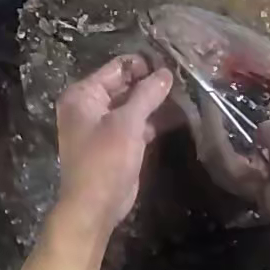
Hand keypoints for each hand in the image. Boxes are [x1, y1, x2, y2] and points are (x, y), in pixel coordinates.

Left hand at [54, 55, 174, 238]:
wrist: (95, 206)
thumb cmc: (105, 160)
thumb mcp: (127, 123)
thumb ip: (147, 95)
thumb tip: (166, 73)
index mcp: (83, 95)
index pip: (116, 68)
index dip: (143, 65)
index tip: (172, 64)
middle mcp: (90, 107)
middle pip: (125, 86)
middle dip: (151, 84)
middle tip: (183, 78)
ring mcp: (103, 127)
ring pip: (133, 107)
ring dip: (155, 103)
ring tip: (185, 94)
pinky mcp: (117, 145)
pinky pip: (136, 125)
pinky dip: (153, 122)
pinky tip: (178, 116)